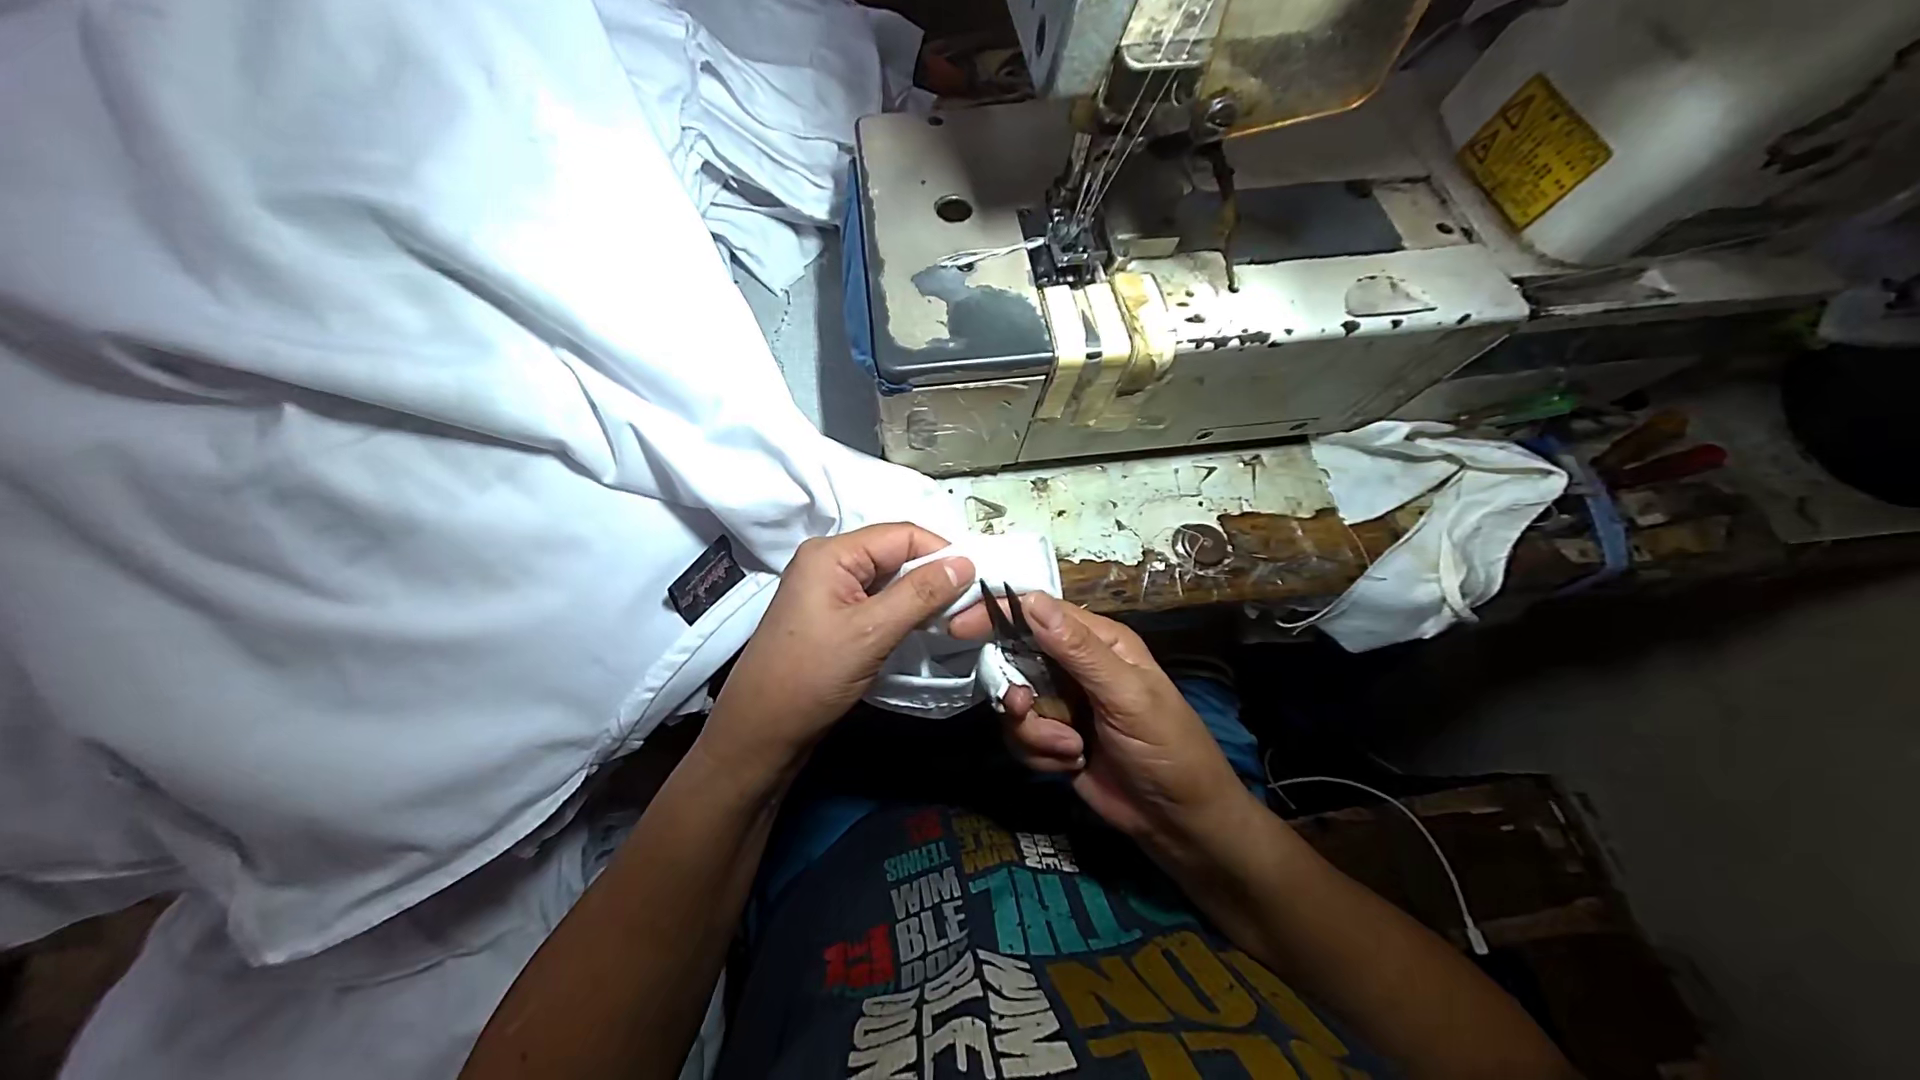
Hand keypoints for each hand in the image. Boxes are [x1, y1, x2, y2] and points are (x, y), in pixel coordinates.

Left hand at [703, 524, 974, 772]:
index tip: (979, 579)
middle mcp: (829, 562)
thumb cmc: (811, 677)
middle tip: (971, 601)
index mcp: (831, 553)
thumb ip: (920, 593)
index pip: (902, 535)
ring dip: (921, 594)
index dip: (942, 552)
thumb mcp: (872, 632)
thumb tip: (966, 563)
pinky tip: (925, 625)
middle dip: (934, 574)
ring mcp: (829, 590)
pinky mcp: (834, 616)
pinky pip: (878, 600)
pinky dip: (904, 609)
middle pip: (896, 553)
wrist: (762, 733)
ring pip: (890, 578)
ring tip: (954, 614)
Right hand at [951, 594, 1260, 850]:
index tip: (961, 626)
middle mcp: (1075, 666)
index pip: (1040, 612)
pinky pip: (1020, 735)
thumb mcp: (1127, 695)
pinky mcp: (1052, 737)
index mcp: (1099, 641)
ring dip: (1036, 731)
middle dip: (1018, 691)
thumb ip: (1079, 649)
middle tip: (1026, 708)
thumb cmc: (1166, 747)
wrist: (1177, 821)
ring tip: (1072, 748)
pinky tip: (1072, 763)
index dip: (999, 615)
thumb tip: (1031, 601)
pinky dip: (1039, 752)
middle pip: (1016, 659)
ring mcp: (1062, 702)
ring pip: (1014, 703)